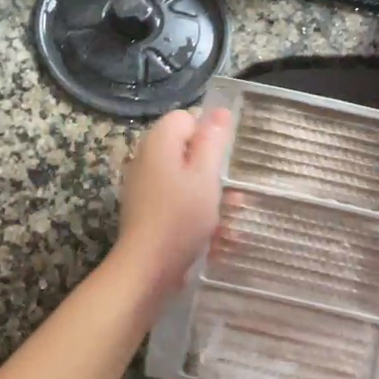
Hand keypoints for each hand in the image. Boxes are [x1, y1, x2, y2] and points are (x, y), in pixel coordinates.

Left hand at [111, 107, 230, 297]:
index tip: (225, 160)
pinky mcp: (148, 212)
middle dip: (213, 171)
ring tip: (230, 219)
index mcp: (159, 142)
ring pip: (185, 181)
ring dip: (210, 197)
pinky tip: (215, 236)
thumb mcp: (205, 176)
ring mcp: (145, 187)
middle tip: (233, 193)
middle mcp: (147, 159)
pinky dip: (196, 215)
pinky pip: (177, 203)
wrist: (148, 267)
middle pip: (186, 151)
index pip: (187, 119)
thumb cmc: (181, 217)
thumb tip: (219, 111)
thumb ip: (212, 142)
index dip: (209, 135)